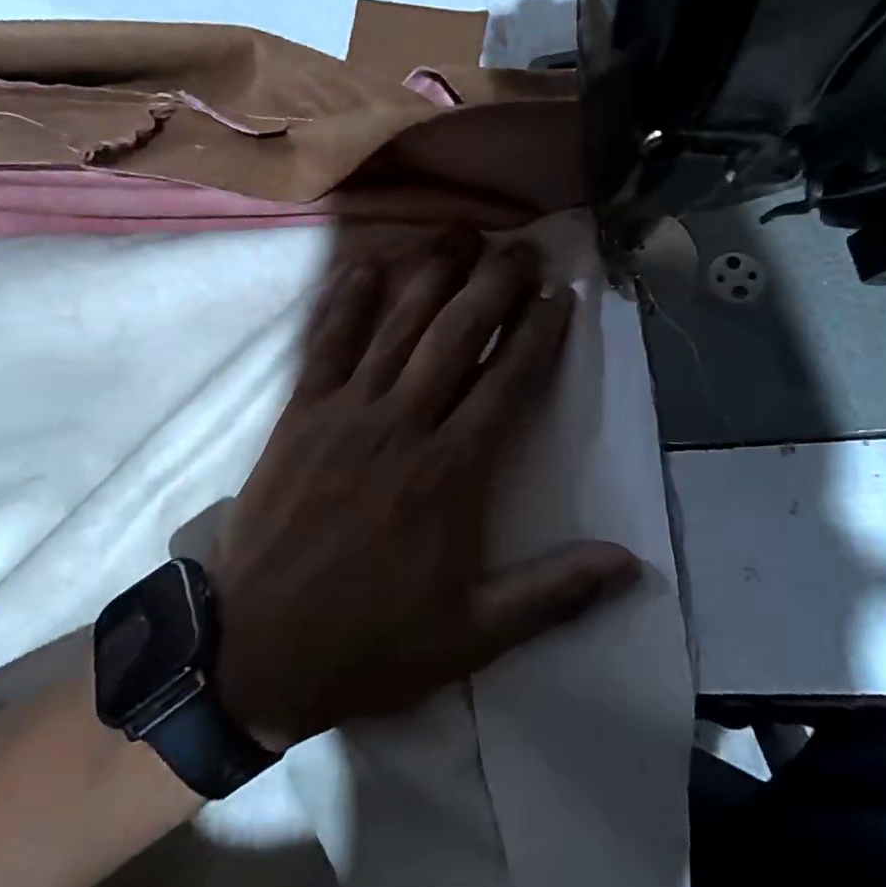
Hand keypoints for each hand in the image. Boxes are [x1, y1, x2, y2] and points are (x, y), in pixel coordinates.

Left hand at [210, 231, 641, 748]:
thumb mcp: (476, 635)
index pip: (509, 382)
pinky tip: (370, 265)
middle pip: (458, 334)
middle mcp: (403, 426)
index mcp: (452, 472)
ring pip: (397, 324)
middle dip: (496, 284)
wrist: (253, 656)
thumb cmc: (373, 642)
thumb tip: (632, 567)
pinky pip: (326, 342)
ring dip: (433, 272)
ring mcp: (345, 413)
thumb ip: (556, 593)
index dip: (540, 334)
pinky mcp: (298, 415)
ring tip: (463, 231)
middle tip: (524, 248)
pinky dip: (347, 299)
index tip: (561, 297)